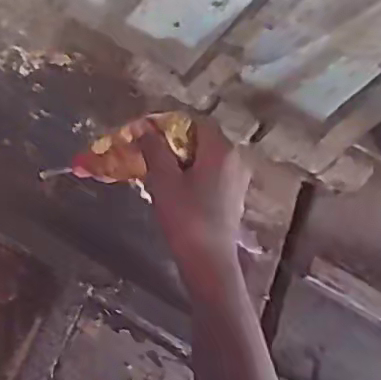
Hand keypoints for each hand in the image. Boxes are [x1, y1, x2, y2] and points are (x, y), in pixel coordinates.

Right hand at [137, 116, 250, 271]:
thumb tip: (143, 126)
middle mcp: (235, 158)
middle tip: (147, 153)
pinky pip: (210, 173)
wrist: (208, 259)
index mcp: (221, 149)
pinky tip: (174, 188)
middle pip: (201, 138)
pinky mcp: (233, 194)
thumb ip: (154, 149)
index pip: (195, 120)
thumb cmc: (185, 216)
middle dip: (173, 141)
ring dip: (181, 159)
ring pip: (205, 157)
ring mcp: (237, 177)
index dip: (169, 122)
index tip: (145, 132)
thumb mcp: (163, 180)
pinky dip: (191, 173)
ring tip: (156, 171)